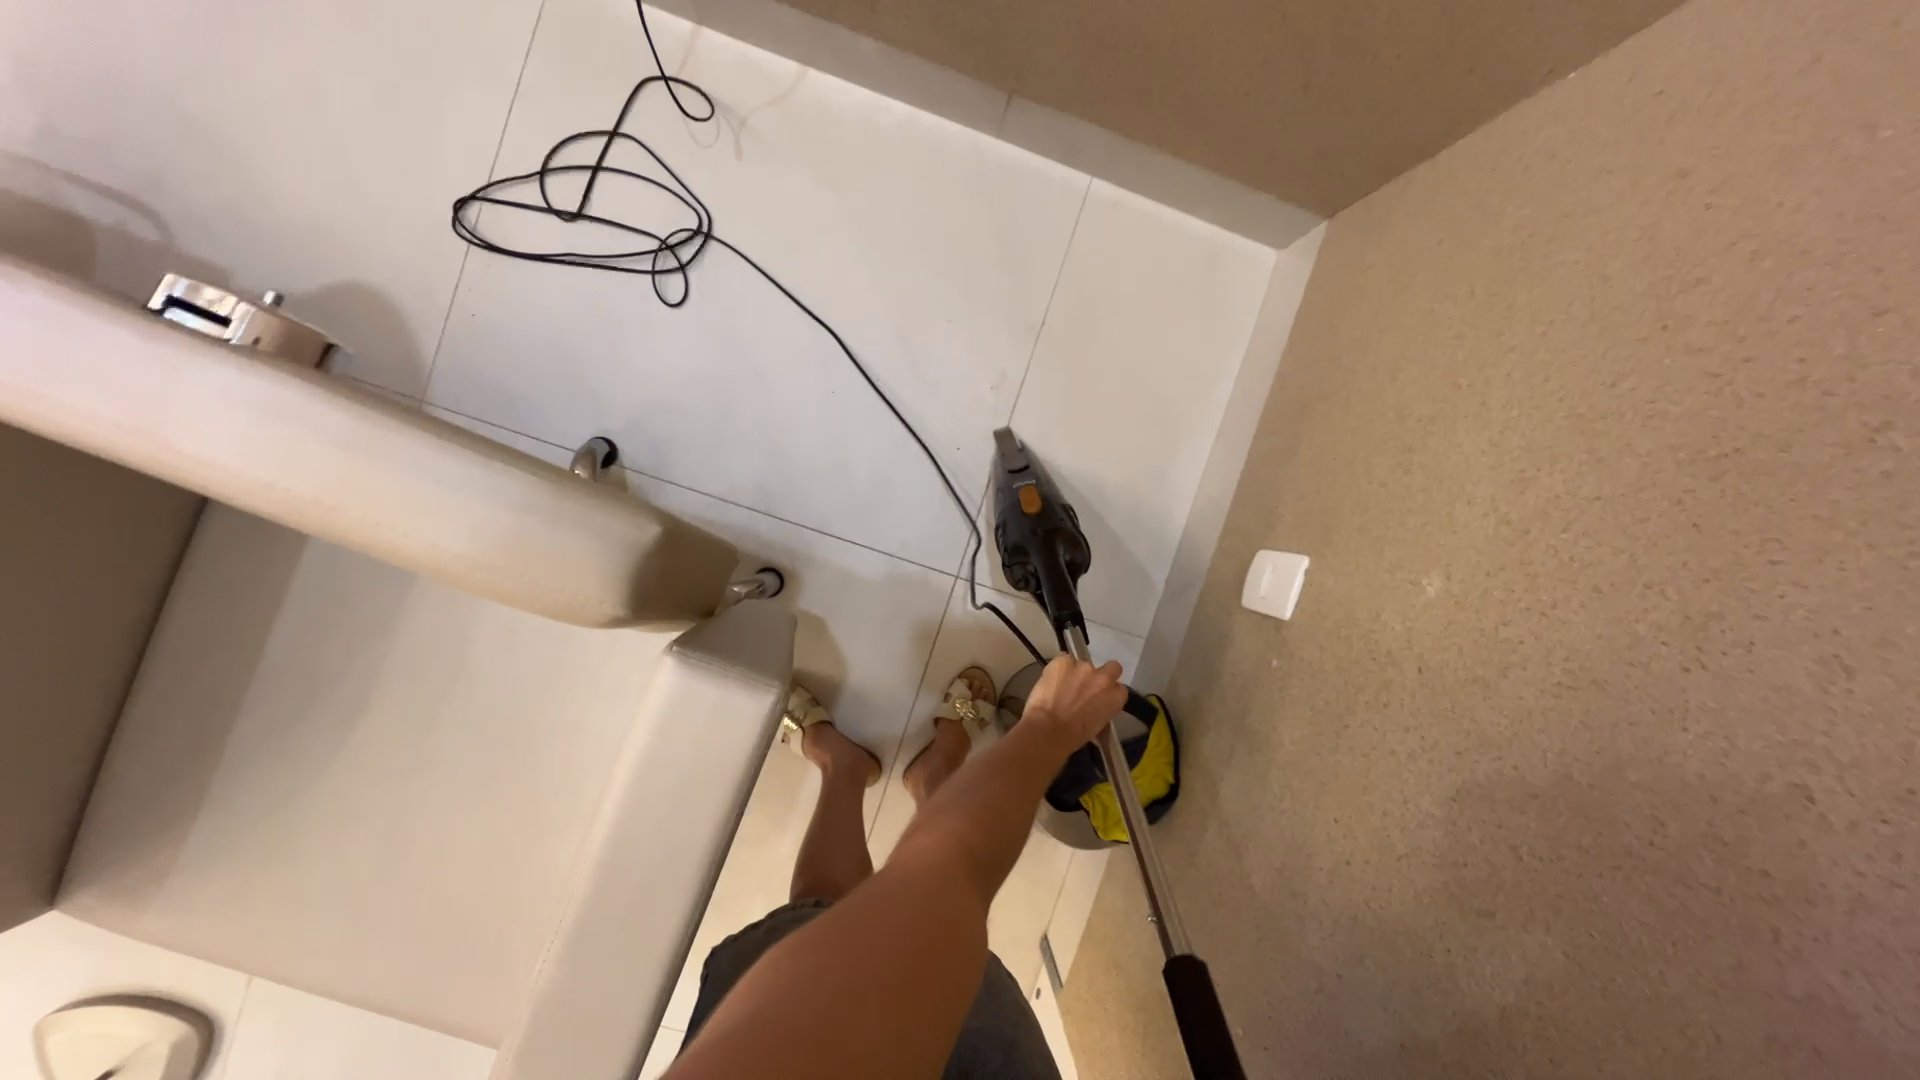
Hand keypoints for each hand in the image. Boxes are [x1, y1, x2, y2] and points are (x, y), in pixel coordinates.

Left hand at [1022, 654, 1127, 750]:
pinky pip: (1063, 661)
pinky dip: (1058, 669)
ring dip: (1074, 674)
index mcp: (1116, 697)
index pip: (1119, 689)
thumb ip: (1101, 710)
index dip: (1107, 693)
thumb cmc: (1073, 736)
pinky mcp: (1064, 661)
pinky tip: (1051, 682)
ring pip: (1082, 665)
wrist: (1048, 729)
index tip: (1098, 698)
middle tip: (1086, 685)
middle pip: (1112, 668)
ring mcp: (1084, 667)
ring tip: (1060, 687)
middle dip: (1102, 674)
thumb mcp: (1097, 727)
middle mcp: (1104, 678)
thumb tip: (1095, 708)